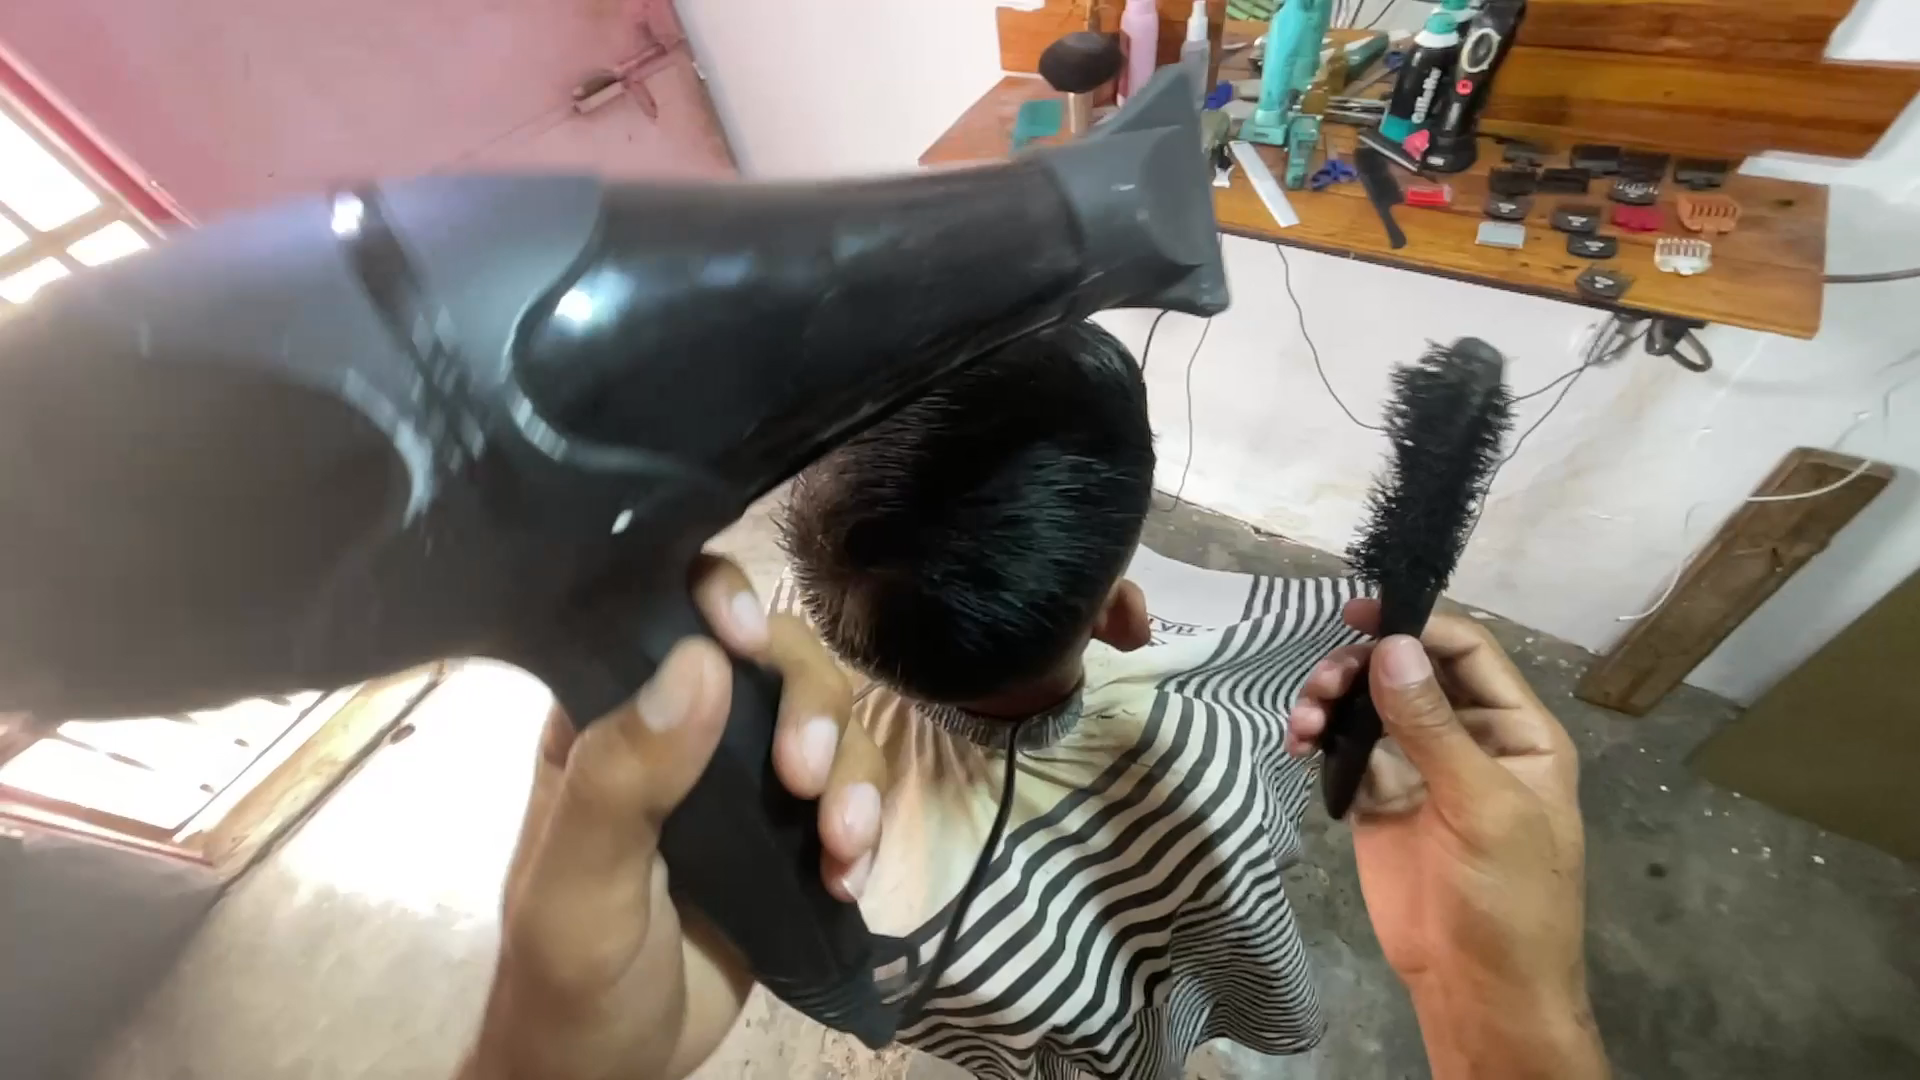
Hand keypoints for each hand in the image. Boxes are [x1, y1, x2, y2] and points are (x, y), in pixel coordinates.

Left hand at [462, 555, 884, 1079]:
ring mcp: (753, 771)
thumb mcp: (577, 889)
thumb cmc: (568, 980)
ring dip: (853, 774)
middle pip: (783, 657)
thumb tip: (701, 663)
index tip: (751, 640)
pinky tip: (848, 877)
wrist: (617, 1076)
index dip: (724, 601)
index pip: (678, 613)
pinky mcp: (797, 821)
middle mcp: (696, 724)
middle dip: (811, 707)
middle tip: (805, 779)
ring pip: (834, 719)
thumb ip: (620, 780)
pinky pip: (856, 786)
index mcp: (621, 712)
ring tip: (843, 847)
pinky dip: (866, 822)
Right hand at [1287, 600, 1606, 1079]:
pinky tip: (1298, 744)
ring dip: (1330, 699)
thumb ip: (1432, 726)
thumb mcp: (1481, 807)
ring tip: (1304, 721)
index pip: (1466, 653)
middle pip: (1405, 671)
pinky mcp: (1375, 792)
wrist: (1474, 988)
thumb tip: (1390, 647)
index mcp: (1515, 732)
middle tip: (1321, 684)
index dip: (1415, 626)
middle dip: (1358, 668)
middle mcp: (1464, 737)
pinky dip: (1316, 735)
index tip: (1356, 618)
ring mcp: (1416, 765)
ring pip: (1366, 704)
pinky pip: (1341, 744)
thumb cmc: (1506, 899)